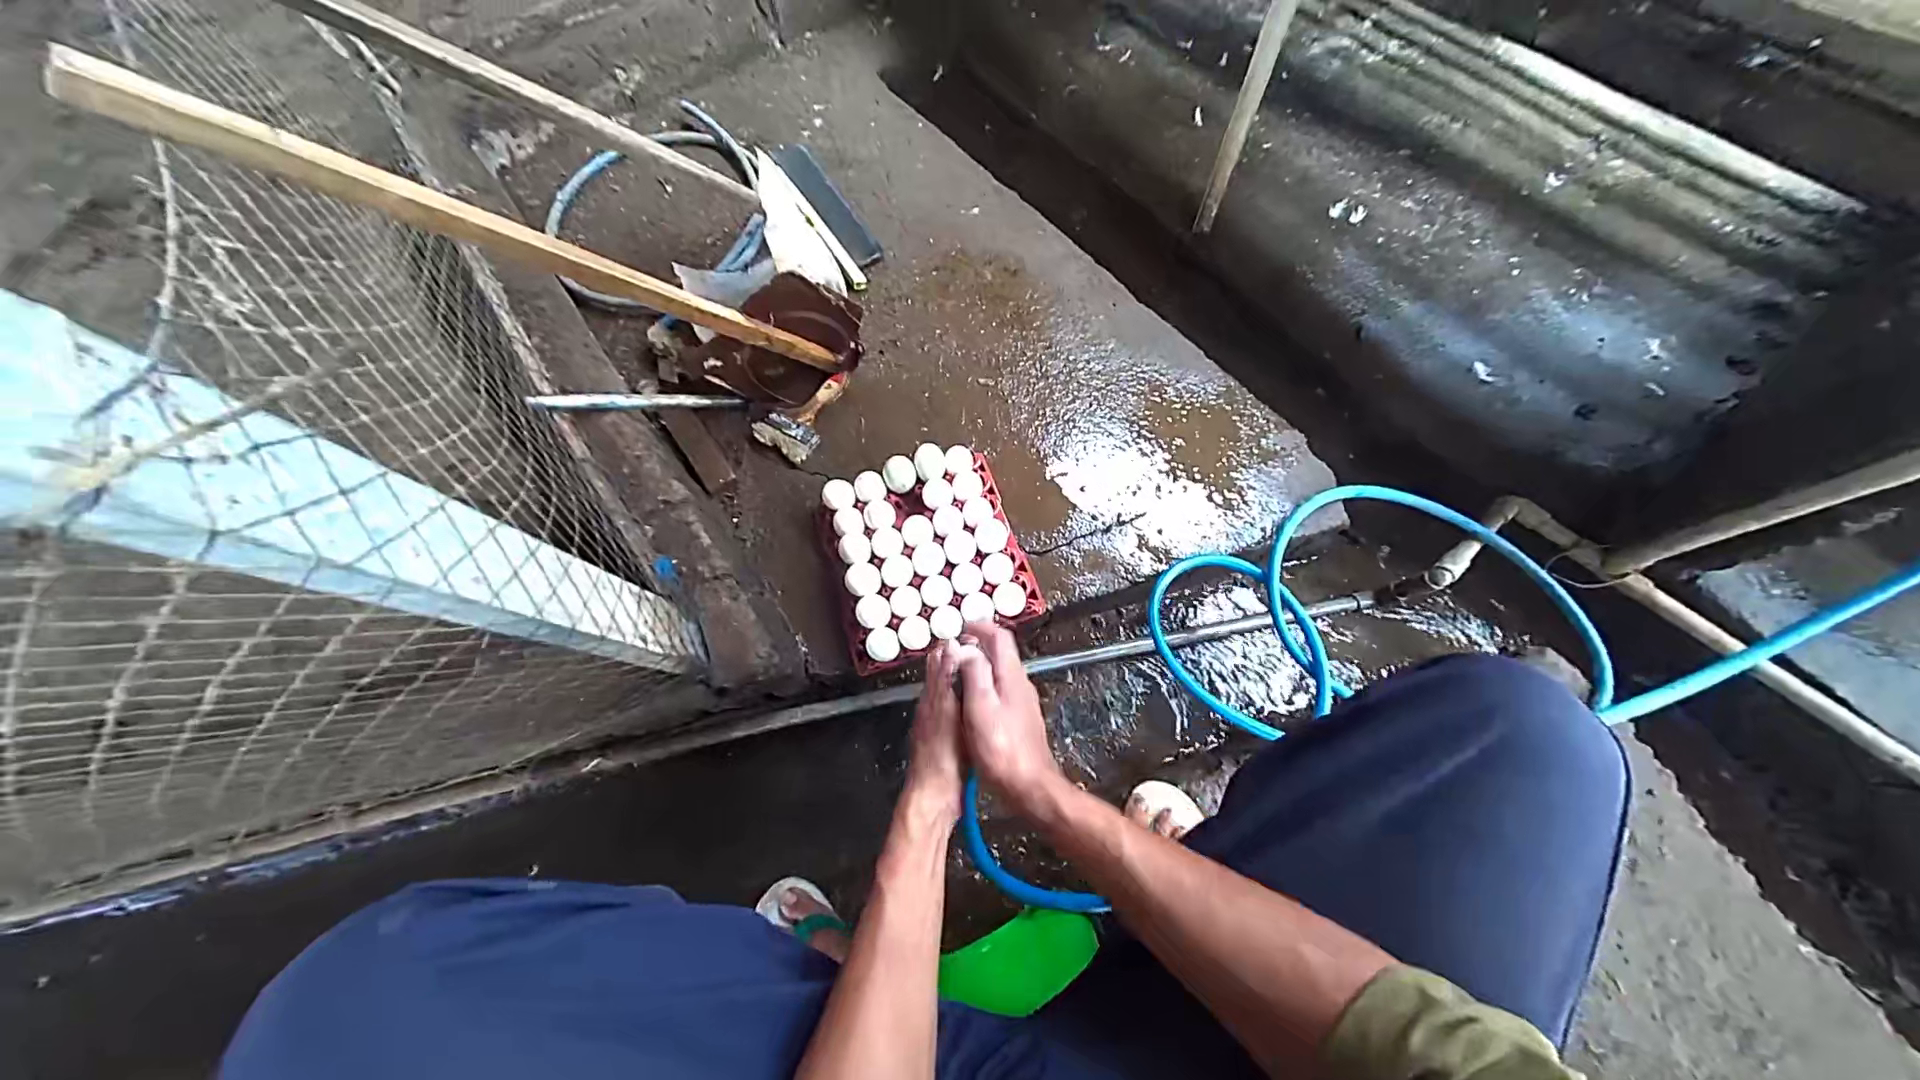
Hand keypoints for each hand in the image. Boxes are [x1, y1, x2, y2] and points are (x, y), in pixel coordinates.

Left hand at [902, 642, 965, 823]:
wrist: (936, 796)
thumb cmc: (942, 755)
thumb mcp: (946, 712)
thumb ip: (945, 679)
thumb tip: (949, 646)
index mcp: (931, 698)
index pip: (938, 663)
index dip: (952, 647)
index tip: (971, 634)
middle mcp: (932, 709)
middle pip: (945, 678)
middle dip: (960, 663)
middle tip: (983, 650)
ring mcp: (940, 726)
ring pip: (953, 696)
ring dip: (965, 683)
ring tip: (985, 673)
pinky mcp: (949, 742)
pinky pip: (960, 715)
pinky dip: (969, 705)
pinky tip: (981, 707)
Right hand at [950, 622, 1066, 818]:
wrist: (1030, 787)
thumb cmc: (1002, 751)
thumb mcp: (980, 708)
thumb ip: (974, 674)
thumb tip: (965, 648)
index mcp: (1011, 677)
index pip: (1000, 637)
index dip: (980, 627)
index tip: (961, 626)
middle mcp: (1021, 685)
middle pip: (1002, 652)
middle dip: (978, 643)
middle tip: (956, 646)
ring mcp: (1023, 702)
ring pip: (1001, 671)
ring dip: (981, 664)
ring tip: (958, 669)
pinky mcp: (1021, 719)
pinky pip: (1002, 689)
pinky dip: (985, 684)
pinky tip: (972, 699)